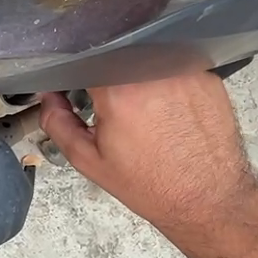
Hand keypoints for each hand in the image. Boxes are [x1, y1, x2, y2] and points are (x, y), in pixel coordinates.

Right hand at [38, 72, 257, 234]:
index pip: (85, 60)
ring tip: (144, 114)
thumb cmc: (151, 183)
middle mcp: (154, 73)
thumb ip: (58, 123)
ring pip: (147, 60)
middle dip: (110, 79)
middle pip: (117, 58)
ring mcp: (185, 72)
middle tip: (114, 110)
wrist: (207, 199)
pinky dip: (166, 85)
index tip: (78, 90)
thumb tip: (49, 98)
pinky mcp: (208, 77)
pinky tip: (168, 113)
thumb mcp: (88, 160)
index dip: (78, 75)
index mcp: (119, 91)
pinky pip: (175, 69)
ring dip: (138, 79)